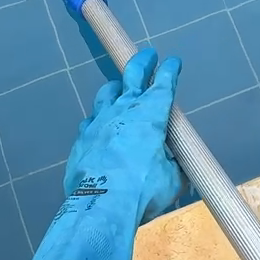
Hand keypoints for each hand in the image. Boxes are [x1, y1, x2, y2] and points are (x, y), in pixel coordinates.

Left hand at [25, 49, 182, 259]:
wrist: (102, 204)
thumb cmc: (145, 189)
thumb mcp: (173, 178)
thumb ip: (174, 164)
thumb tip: (177, 166)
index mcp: (152, 113)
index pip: (163, 82)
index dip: (170, 70)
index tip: (173, 62)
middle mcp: (125, 109)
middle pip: (132, 74)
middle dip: (142, 61)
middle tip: (147, 55)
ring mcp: (99, 121)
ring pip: (107, 93)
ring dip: (116, 87)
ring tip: (119, 87)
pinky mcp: (82, 137)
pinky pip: (91, 121)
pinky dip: (99, 120)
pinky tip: (99, 125)